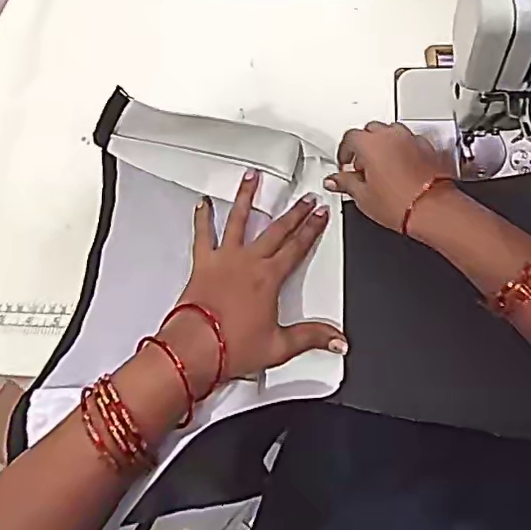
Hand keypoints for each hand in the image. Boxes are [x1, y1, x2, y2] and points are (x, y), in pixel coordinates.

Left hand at [170, 168, 344, 386]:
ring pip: (239, 219)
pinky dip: (203, 218)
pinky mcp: (203, 264)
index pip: (298, 246)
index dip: (312, 228)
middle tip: (305, 198)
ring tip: (252, 178)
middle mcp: (248, 262)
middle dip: (294, 212)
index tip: (320, 215)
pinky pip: (203, 234)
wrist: (194, 350)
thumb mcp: (279, 346)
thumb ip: (312, 338)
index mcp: (269, 278)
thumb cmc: (230, 347)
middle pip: (277, 229)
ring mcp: (225, 259)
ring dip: (247, 197)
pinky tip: (202, 204)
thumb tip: (337, 340)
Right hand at [324, 121, 455, 233]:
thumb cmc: (401, 203)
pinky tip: (401, 169)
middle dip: (364, 146)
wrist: (433, 210)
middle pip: (371, 131)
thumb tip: (336, 181)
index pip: (349, 138)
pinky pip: (410, 142)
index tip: (345, 164)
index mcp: (370, 143)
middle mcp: (392, 135)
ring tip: (381, 168)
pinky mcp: (428, 148)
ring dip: (384, 145)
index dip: (344, 152)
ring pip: (392, 133)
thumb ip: (346, 182)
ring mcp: (412, 140)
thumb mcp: (362, 196)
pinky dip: (403, 150)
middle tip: (361, 167)